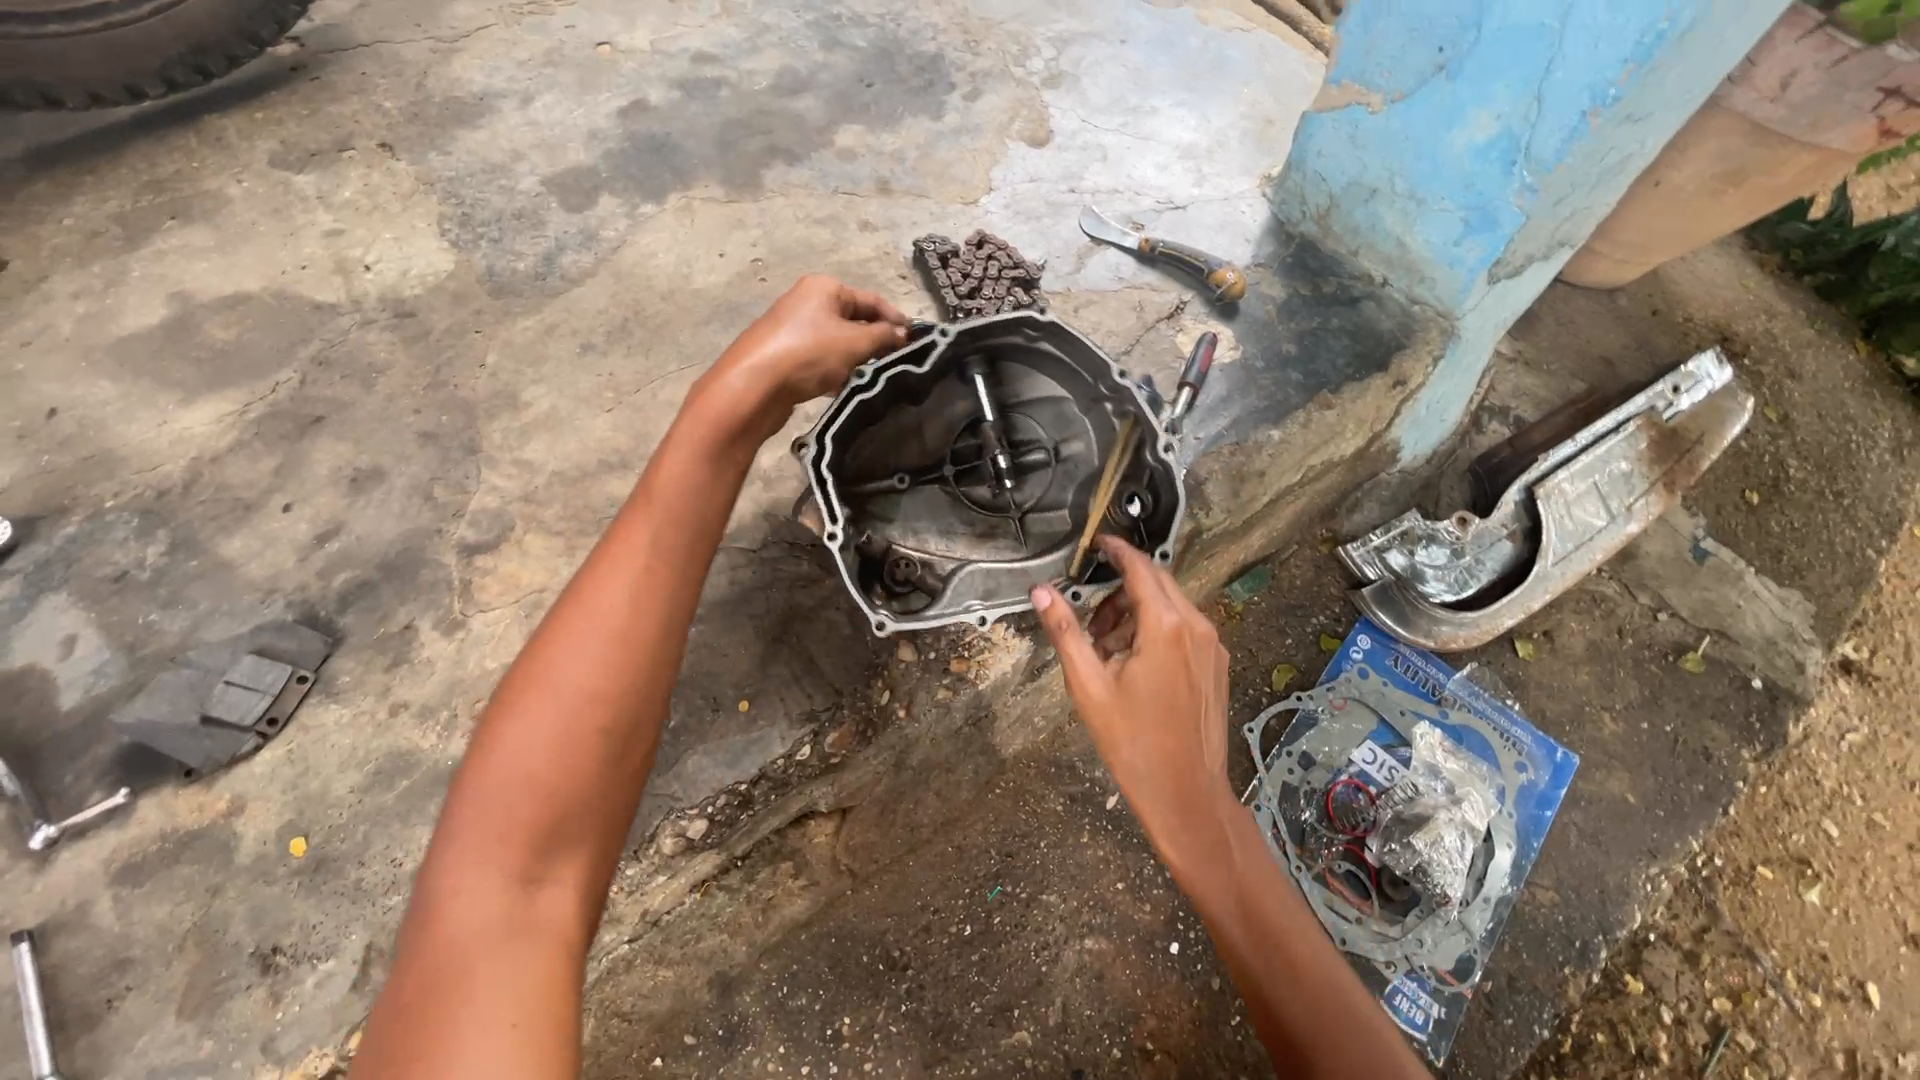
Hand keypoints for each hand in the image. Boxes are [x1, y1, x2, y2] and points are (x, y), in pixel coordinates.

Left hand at [700, 275, 908, 435]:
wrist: (754, 384)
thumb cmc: (809, 354)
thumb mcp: (855, 343)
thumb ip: (884, 337)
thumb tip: (904, 335)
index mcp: (825, 287)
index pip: (872, 300)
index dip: (896, 319)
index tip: (916, 341)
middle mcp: (808, 301)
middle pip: (854, 320)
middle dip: (875, 341)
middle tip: (897, 362)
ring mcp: (794, 328)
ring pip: (838, 342)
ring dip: (856, 359)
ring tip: (874, 378)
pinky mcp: (786, 354)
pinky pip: (821, 359)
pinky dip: (836, 371)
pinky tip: (844, 388)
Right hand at [1030, 537, 1234, 859]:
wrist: (1186, 793)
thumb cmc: (1133, 743)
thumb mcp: (1089, 686)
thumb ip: (1065, 632)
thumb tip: (1041, 592)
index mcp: (1165, 626)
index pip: (1140, 568)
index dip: (1117, 551)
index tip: (1098, 544)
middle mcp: (1197, 627)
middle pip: (1157, 582)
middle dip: (1121, 588)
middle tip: (1090, 618)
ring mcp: (1213, 646)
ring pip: (1172, 605)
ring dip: (1137, 611)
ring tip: (1107, 650)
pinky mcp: (1218, 665)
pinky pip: (1185, 628)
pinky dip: (1157, 629)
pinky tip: (1135, 664)